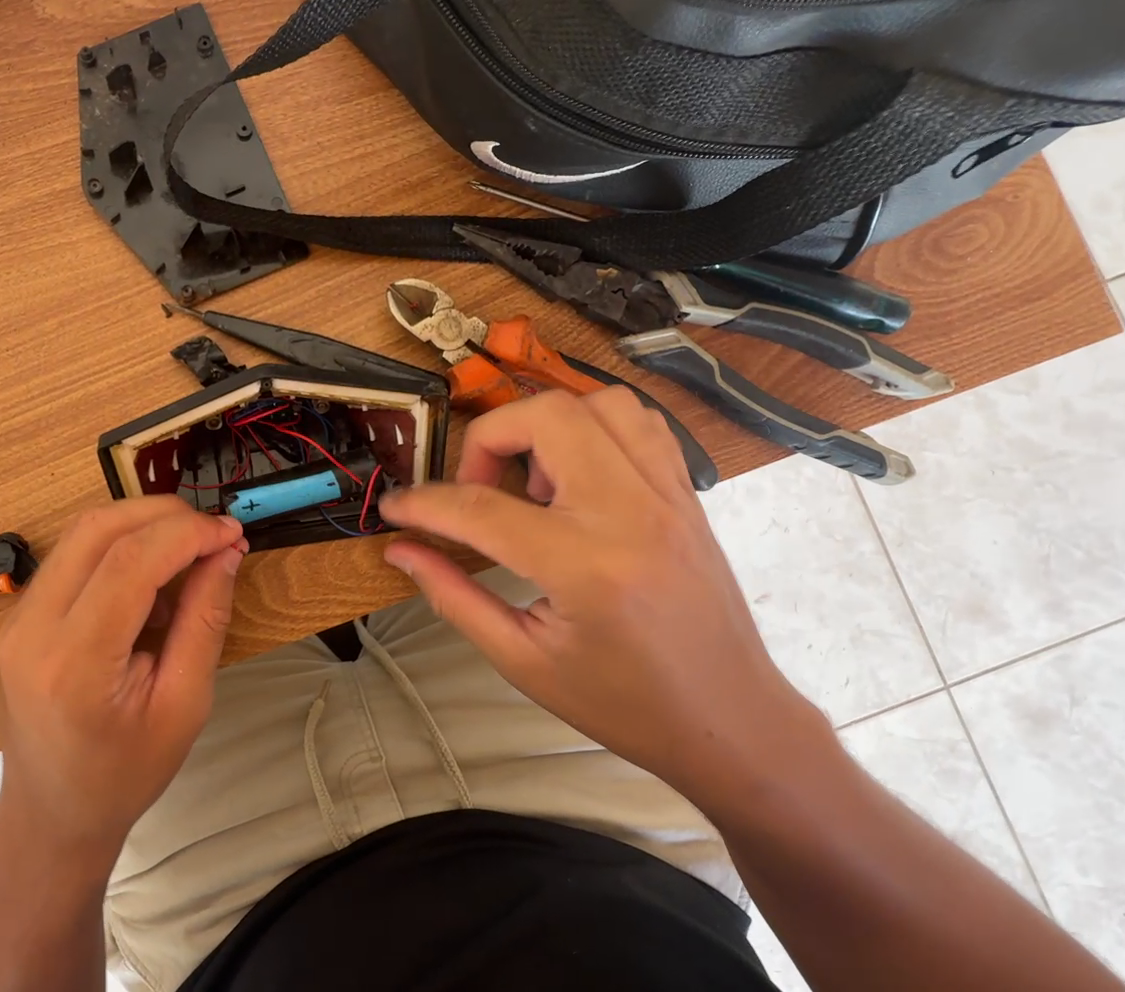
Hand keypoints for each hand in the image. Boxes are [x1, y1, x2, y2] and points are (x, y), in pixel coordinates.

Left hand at [0, 497, 246, 869]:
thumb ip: (205, 621)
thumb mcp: (184, 705)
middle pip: (97, 529)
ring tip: (188, 551)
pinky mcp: (18, 617)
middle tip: (213, 531)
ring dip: (139, 525)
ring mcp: (16, 619)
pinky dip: (117, 549)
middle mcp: (32, 628)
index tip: (231, 532)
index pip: (130, 562)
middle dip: (163, 514)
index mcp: (74, 662)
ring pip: (80, 534)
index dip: (187, 533)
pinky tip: (151, 578)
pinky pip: (70, 558)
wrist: (51, 816)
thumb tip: (226, 552)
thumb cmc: (124, 774)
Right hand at [377, 389, 827, 801]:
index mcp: (584, 565)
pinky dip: (594, 427)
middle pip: (545, 417)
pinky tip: (575, 475)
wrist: (730, 720)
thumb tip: (401, 551)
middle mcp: (630, 511)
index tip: (395, 508)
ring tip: (532, 483)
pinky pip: (639, 423)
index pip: (480, 508)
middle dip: (487, 439)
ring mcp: (667, 494)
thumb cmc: (623, 704)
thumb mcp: (522, 660)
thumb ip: (454, 597)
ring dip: (545, 426)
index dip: (422, 503)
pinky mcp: (686, 493)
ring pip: (598, 403)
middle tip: (474, 490)